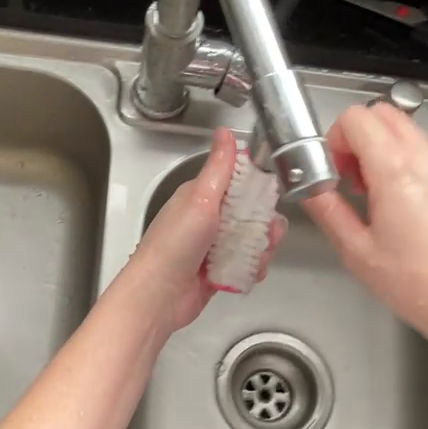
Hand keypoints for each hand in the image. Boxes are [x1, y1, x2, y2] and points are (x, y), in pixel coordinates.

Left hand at [116, 127, 285, 334]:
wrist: (159, 296)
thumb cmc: (173, 245)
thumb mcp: (200, 198)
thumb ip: (218, 167)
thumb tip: (225, 132)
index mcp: (201, 196)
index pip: (239, 182)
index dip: (259, 188)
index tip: (268, 198)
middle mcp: (207, 219)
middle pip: (251, 214)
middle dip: (265, 224)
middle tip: (265, 234)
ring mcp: (213, 246)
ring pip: (252, 240)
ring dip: (261, 248)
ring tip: (256, 257)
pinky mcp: (219, 270)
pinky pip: (246, 264)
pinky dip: (252, 268)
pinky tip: (249, 272)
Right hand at [301, 102, 427, 347]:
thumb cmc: (416, 281)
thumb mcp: (355, 249)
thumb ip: (326, 209)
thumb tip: (309, 189)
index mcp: (396, 170)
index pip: (357, 118)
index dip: (335, 138)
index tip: (329, 168)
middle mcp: (424, 157)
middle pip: (380, 113)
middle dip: (355, 137)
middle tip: (344, 176)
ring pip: (401, 128)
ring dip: (375, 147)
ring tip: (366, 191)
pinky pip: (418, 147)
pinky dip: (396, 157)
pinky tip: (388, 199)